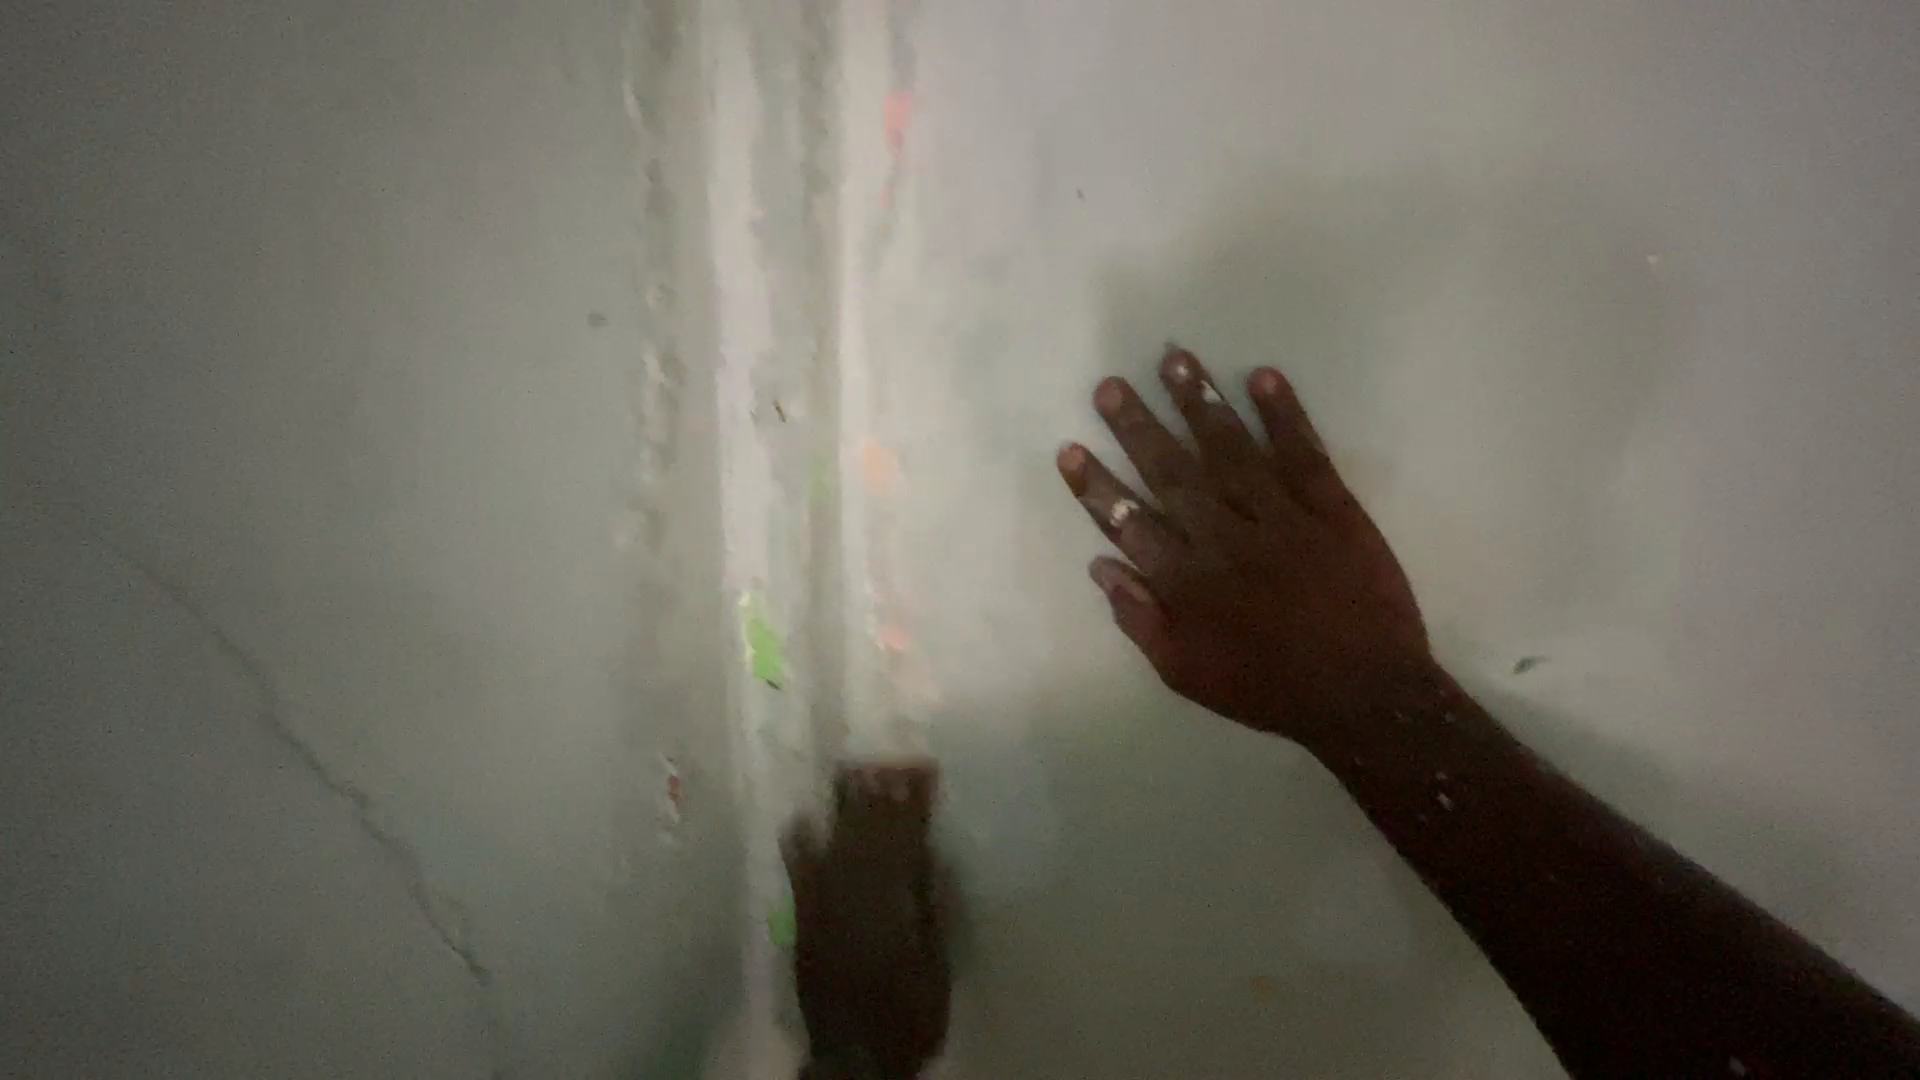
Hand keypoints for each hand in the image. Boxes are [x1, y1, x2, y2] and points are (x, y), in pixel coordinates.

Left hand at [783, 764, 949, 1079]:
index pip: (908, 838)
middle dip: (882, 790)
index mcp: (895, 902)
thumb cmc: (908, 1012)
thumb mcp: (937, 962)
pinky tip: (799, 818)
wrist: (854, 1057)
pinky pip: (798, 872)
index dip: (916, 801)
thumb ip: (933, 907)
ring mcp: (825, 903)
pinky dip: (798, 844)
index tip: (926, 770)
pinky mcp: (804, 919)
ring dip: (845, 805)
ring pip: (836, 841)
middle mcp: (857, 894)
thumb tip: (932, 855)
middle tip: (889, 757)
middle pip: (870, 831)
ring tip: (851, 769)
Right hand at [1056, 346, 1431, 749]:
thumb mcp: (1185, 674)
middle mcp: (1225, 539)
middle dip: (1137, 428)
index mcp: (1187, 582)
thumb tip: (1100, 567)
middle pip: (1172, 473)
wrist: (1366, 697)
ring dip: (1199, 403)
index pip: (1129, 522)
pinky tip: (1262, 377)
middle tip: (1111, 386)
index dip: (1096, 486)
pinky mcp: (1332, 510)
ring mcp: (1280, 519)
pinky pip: (1303, 455)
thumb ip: (1139, 620)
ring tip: (1175, 360)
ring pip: (1230, 451)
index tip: (1071, 449)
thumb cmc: (1265, 687)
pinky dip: (1283, 415)